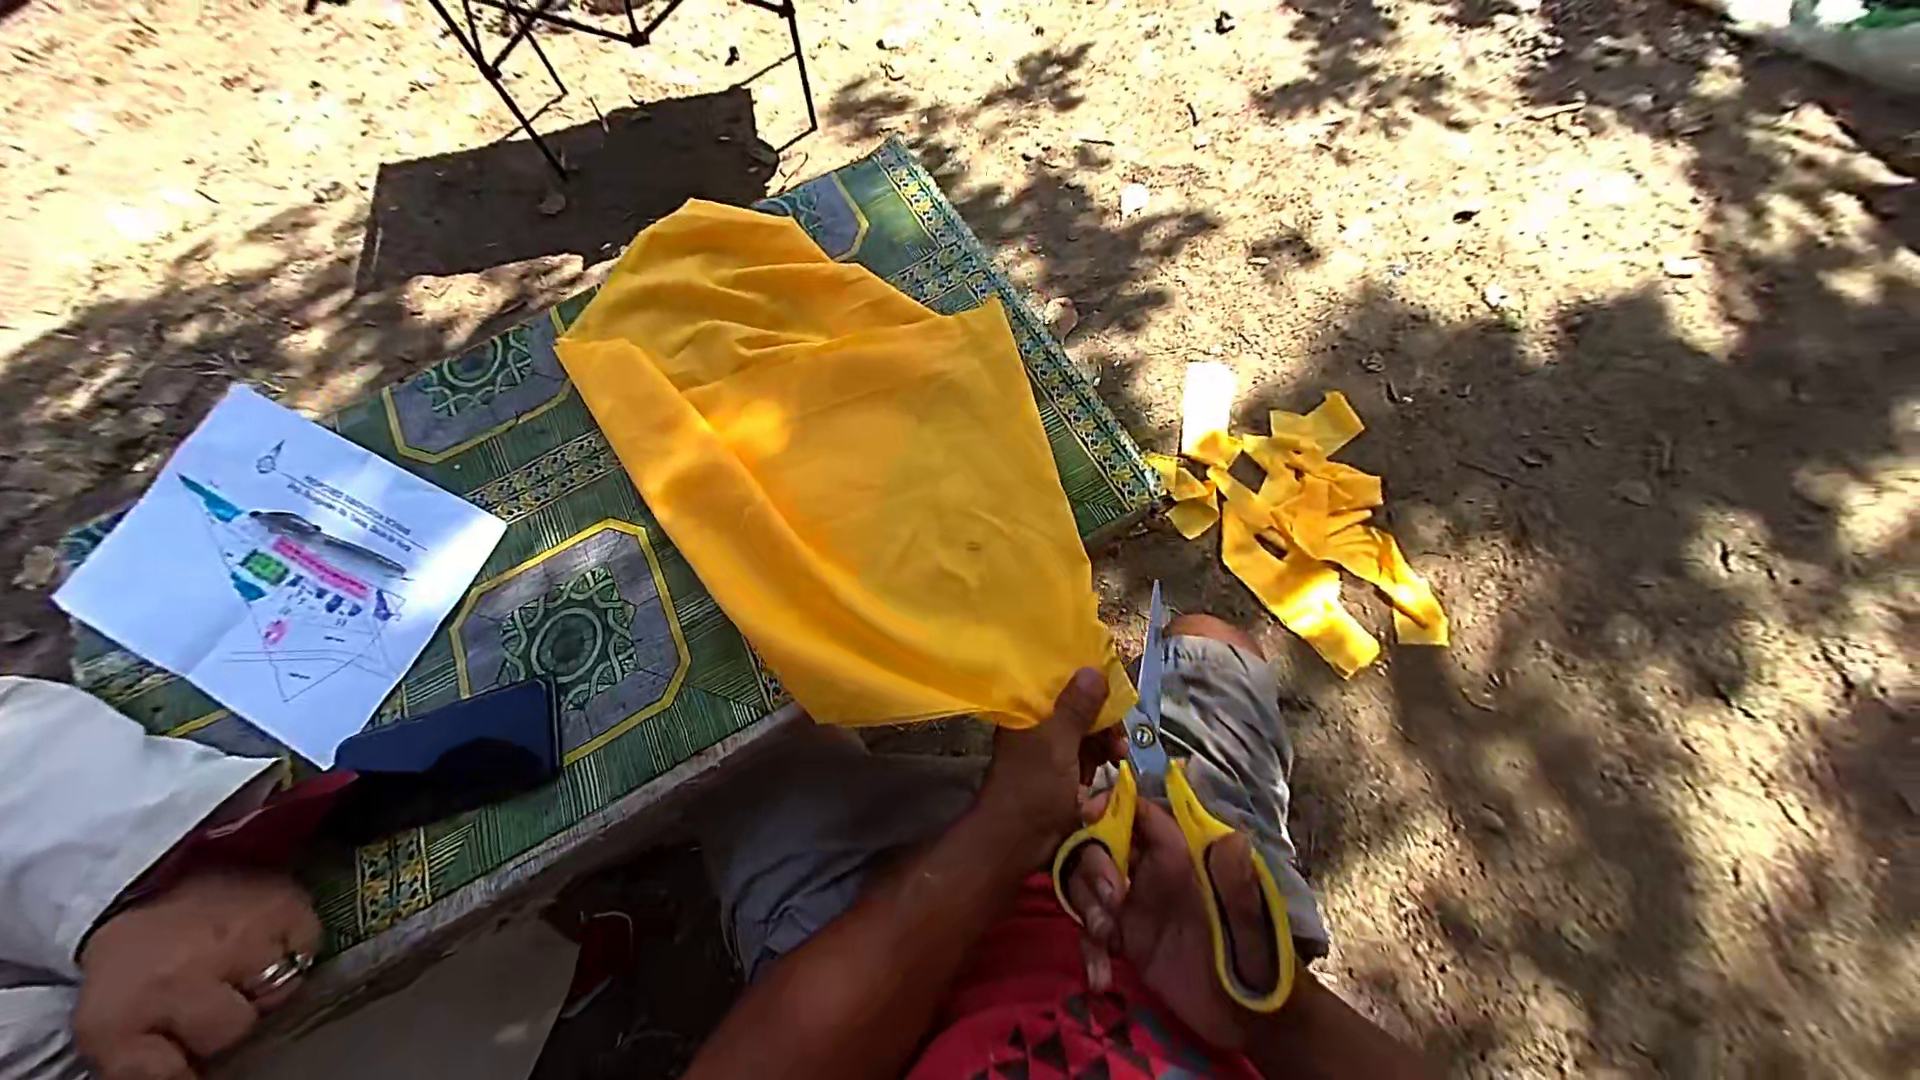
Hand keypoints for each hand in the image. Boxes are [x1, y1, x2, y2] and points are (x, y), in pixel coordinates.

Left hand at [74, 867, 321, 1079]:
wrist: (163, 884)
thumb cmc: (137, 964)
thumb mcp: (110, 1023)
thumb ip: (141, 1062)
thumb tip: (194, 1077)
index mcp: (125, 1017)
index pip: (165, 1074)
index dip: (188, 1071)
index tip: (201, 1065)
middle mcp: (187, 978)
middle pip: (235, 1030)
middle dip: (233, 1021)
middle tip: (225, 1002)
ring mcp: (246, 939)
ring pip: (280, 990)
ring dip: (268, 984)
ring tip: (248, 968)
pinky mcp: (290, 909)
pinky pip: (309, 948)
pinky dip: (296, 950)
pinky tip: (271, 940)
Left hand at [977, 667, 1118, 863]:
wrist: (1019, 840)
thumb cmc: (1032, 787)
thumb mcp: (1057, 744)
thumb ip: (1076, 708)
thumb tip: (1093, 670)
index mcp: (1026, 710)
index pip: (1057, 681)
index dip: (1084, 681)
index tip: (1112, 686)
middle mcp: (1037, 724)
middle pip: (1077, 706)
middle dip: (1102, 717)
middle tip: (1118, 732)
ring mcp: (1050, 747)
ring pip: (1086, 731)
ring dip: (1106, 739)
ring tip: (1118, 753)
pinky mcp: (1062, 769)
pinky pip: (1087, 753)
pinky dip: (1101, 756)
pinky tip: (1113, 763)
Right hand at [1064, 795, 1280, 1050]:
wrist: (1255, 1022)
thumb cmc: (1262, 966)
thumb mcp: (1255, 928)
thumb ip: (1239, 887)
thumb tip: (1235, 837)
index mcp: (1181, 857)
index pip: (1140, 813)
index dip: (1110, 804)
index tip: (1089, 815)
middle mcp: (1152, 873)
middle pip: (1102, 844)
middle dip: (1093, 866)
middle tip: (1110, 903)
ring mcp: (1134, 905)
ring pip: (1087, 882)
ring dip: (1086, 905)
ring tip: (1107, 941)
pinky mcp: (1125, 938)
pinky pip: (1090, 929)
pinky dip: (1089, 950)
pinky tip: (1102, 977)